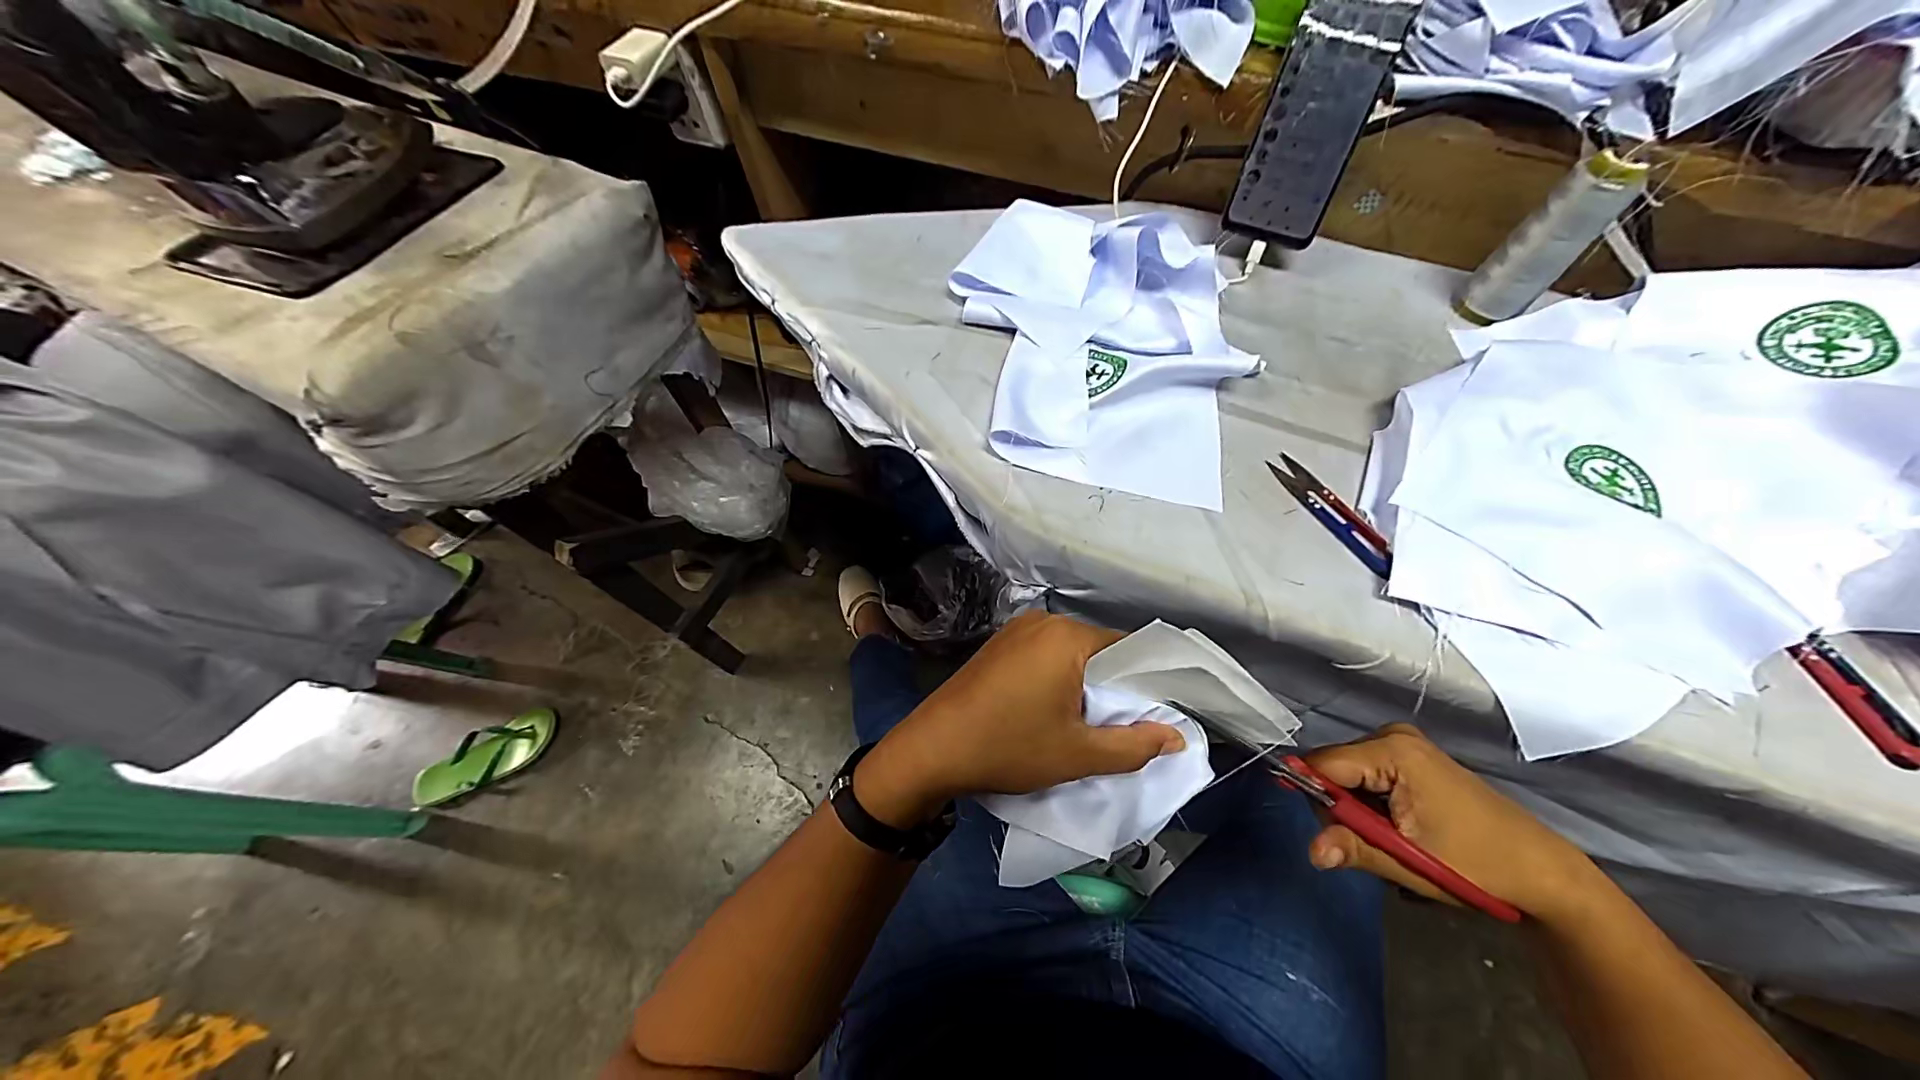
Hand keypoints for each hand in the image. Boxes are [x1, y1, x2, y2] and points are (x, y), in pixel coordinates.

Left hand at [854, 613, 1185, 826]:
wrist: (931, 749)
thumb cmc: (1008, 748)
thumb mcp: (1078, 755)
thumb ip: (1135, 745)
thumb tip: (1176, 736)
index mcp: (1067, 636)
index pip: (1130, 651)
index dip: (1147, 685)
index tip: (1154, 717)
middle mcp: (1042, 621)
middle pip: (1099, 651)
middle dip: (1112, 688)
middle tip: (1119, 728)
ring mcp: (1015, 630)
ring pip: (1071, 655)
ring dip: (1083, 685)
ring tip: (1084, 724)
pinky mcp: (997, 645)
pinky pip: (1044, 656)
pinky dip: (1056, 679)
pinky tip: (1050, 711)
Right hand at [1303, 724, 1604, 923]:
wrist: (1542, 871)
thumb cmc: (1479, 865)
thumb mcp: (1410, 862)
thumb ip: (1353, 848)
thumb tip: (1312, 851)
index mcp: (1393, 751)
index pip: (1320, 765)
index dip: (1318, 800)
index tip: (1339, 834)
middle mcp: (1393, 736)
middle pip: (1331, 768)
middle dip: (1341, 809)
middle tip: (1377, 843)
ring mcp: (1403, 743)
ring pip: (1345, 774)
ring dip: (1356, 809)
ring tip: (1393, 838)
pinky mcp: (1411, 756)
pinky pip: (1364, 773)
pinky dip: (1371, 803)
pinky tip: (1399, 826)